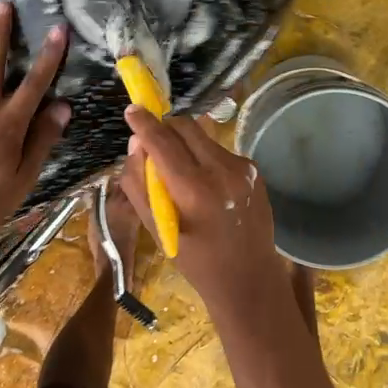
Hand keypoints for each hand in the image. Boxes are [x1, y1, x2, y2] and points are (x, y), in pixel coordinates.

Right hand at [120, 106, 284, 313]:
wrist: (249, 278)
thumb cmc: (197, 261)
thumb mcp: (158, 231)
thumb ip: (141, 186)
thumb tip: (135, 146)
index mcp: (195, 190)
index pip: (164, 142)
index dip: (145, 123)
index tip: (132, 109)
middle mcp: (223, 170)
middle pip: (187, 127)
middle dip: (166, 127)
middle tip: (152, 137)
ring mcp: (243, 167)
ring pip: (205, 137)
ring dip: (186, 143)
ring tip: (178, 168)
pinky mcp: (254, 169)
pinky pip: (220, 151)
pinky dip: (205, 158)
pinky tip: (203, 183)